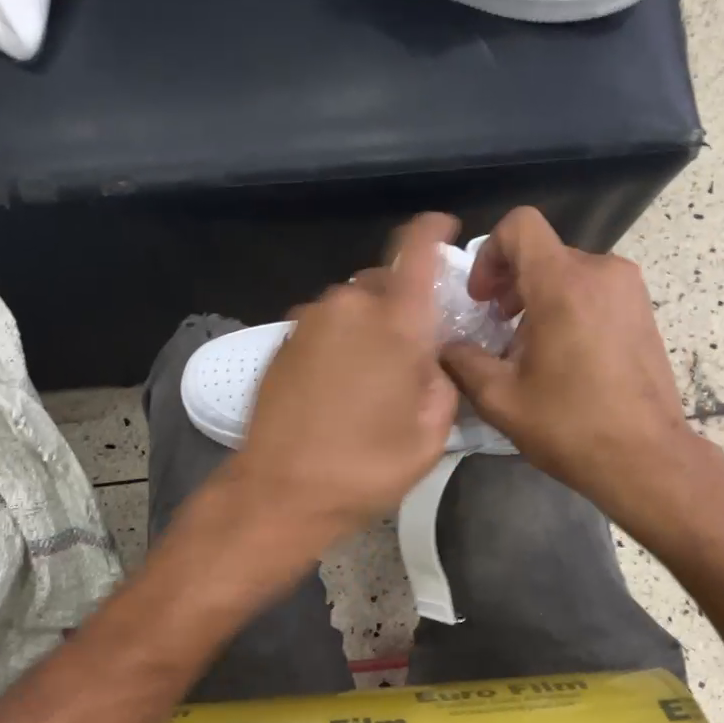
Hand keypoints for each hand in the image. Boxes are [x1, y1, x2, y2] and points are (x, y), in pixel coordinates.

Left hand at [229, 213, 461, 541]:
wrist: (280, 491)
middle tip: (408, 350)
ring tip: (367, 378)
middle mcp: (348, 306)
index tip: (443, 231)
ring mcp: (307, 322)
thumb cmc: (365, 468)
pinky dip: (335, 344)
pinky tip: (335, 387)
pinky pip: (321, 327)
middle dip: (400, 305)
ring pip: (348, 306)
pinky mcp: (280, 343)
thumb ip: (442, 380)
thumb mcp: (429, 435)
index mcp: (395, 320)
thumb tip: (432, 357)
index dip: (432, 231)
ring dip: (364, 328)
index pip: (416, 246)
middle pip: (382, 281)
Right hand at [439, 207, 718, 533]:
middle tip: (495, 332)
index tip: (482, 299)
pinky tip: (561, 360)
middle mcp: (601, 272)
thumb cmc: (569, 426)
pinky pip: (593, 292)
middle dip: (510, 286)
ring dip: (538, 301)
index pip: (520, 225)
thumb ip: (462, 361)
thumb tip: (446, 346)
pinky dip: (567, 311)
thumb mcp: (499, 398)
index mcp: (563, 284)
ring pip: (568, 274)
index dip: (490, 252)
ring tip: (527, 351)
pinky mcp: (642, 311)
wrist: (644, 457)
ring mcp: (628, 290)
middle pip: (542, 254)